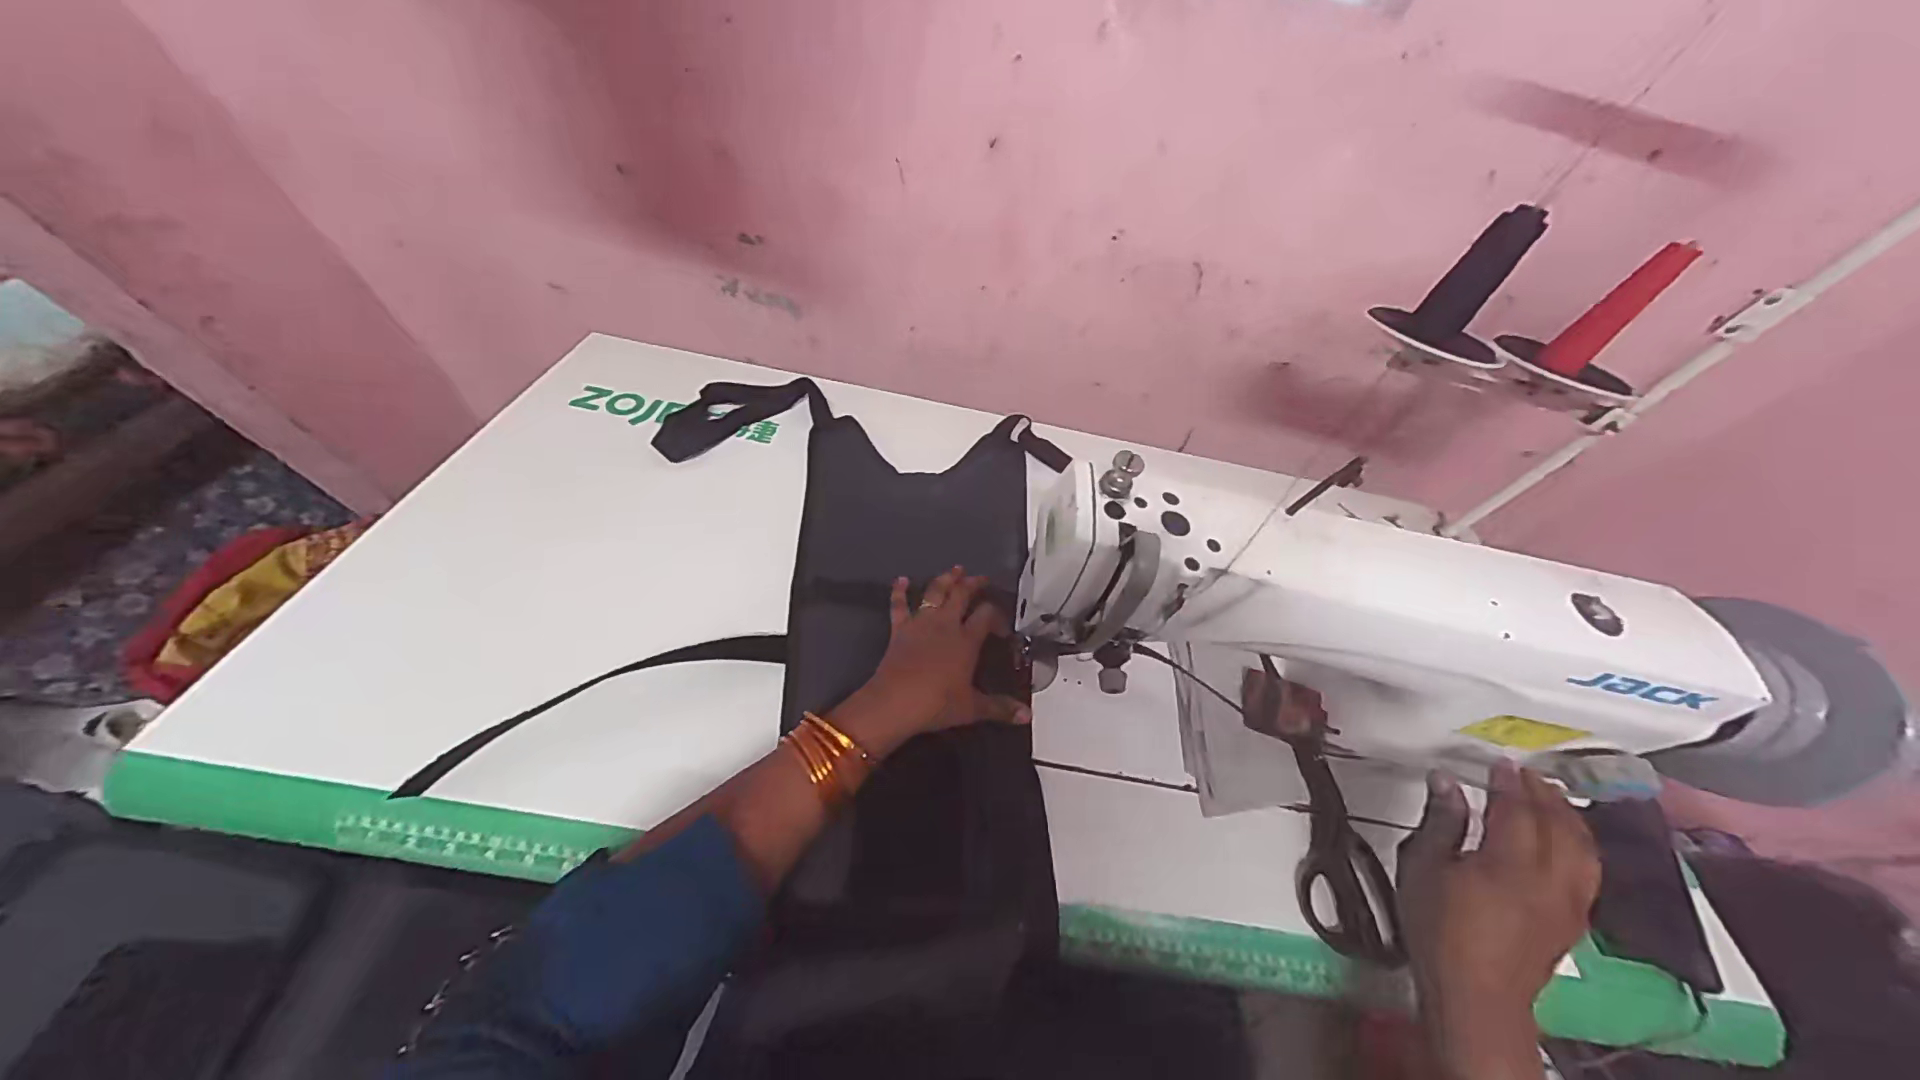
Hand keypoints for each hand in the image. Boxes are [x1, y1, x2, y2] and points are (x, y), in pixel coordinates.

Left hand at [828, 567, 1030, 757]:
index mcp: (966, 639)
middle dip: (972, 584)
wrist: (895, 702)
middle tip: (980, 578)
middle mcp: (945, 624)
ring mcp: (920, 623)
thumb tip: (1026, 716)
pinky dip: (900, 591)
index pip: (987, 616)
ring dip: (945, 580)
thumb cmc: (937, 703)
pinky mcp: (899, 629)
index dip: (997, 615)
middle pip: (961, 595)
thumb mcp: (973, 708)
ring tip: (954, 570)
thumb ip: (1000, 708)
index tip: (1003, 625)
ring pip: (934, 593)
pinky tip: (902, 580)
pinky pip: (899, 605)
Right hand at [1397, 761, 1600, 1079]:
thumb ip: (1440, 822)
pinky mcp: (1574, 921)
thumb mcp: (1422, 867)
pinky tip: (1566, 840)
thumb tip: (1446, 781)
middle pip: (1559, 826)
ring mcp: (1570, 903)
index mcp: (1510, 864)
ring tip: (1552, 799)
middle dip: (1545, 795)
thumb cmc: (1437, 926)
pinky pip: (1589, 871)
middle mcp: (1551, 880)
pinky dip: (1580, 845)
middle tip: (1528, 774)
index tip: (1501, 762)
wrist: (1475, 993)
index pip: (1517, 810)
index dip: (1509, 783)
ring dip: (1570, 818)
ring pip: (1584, 849)